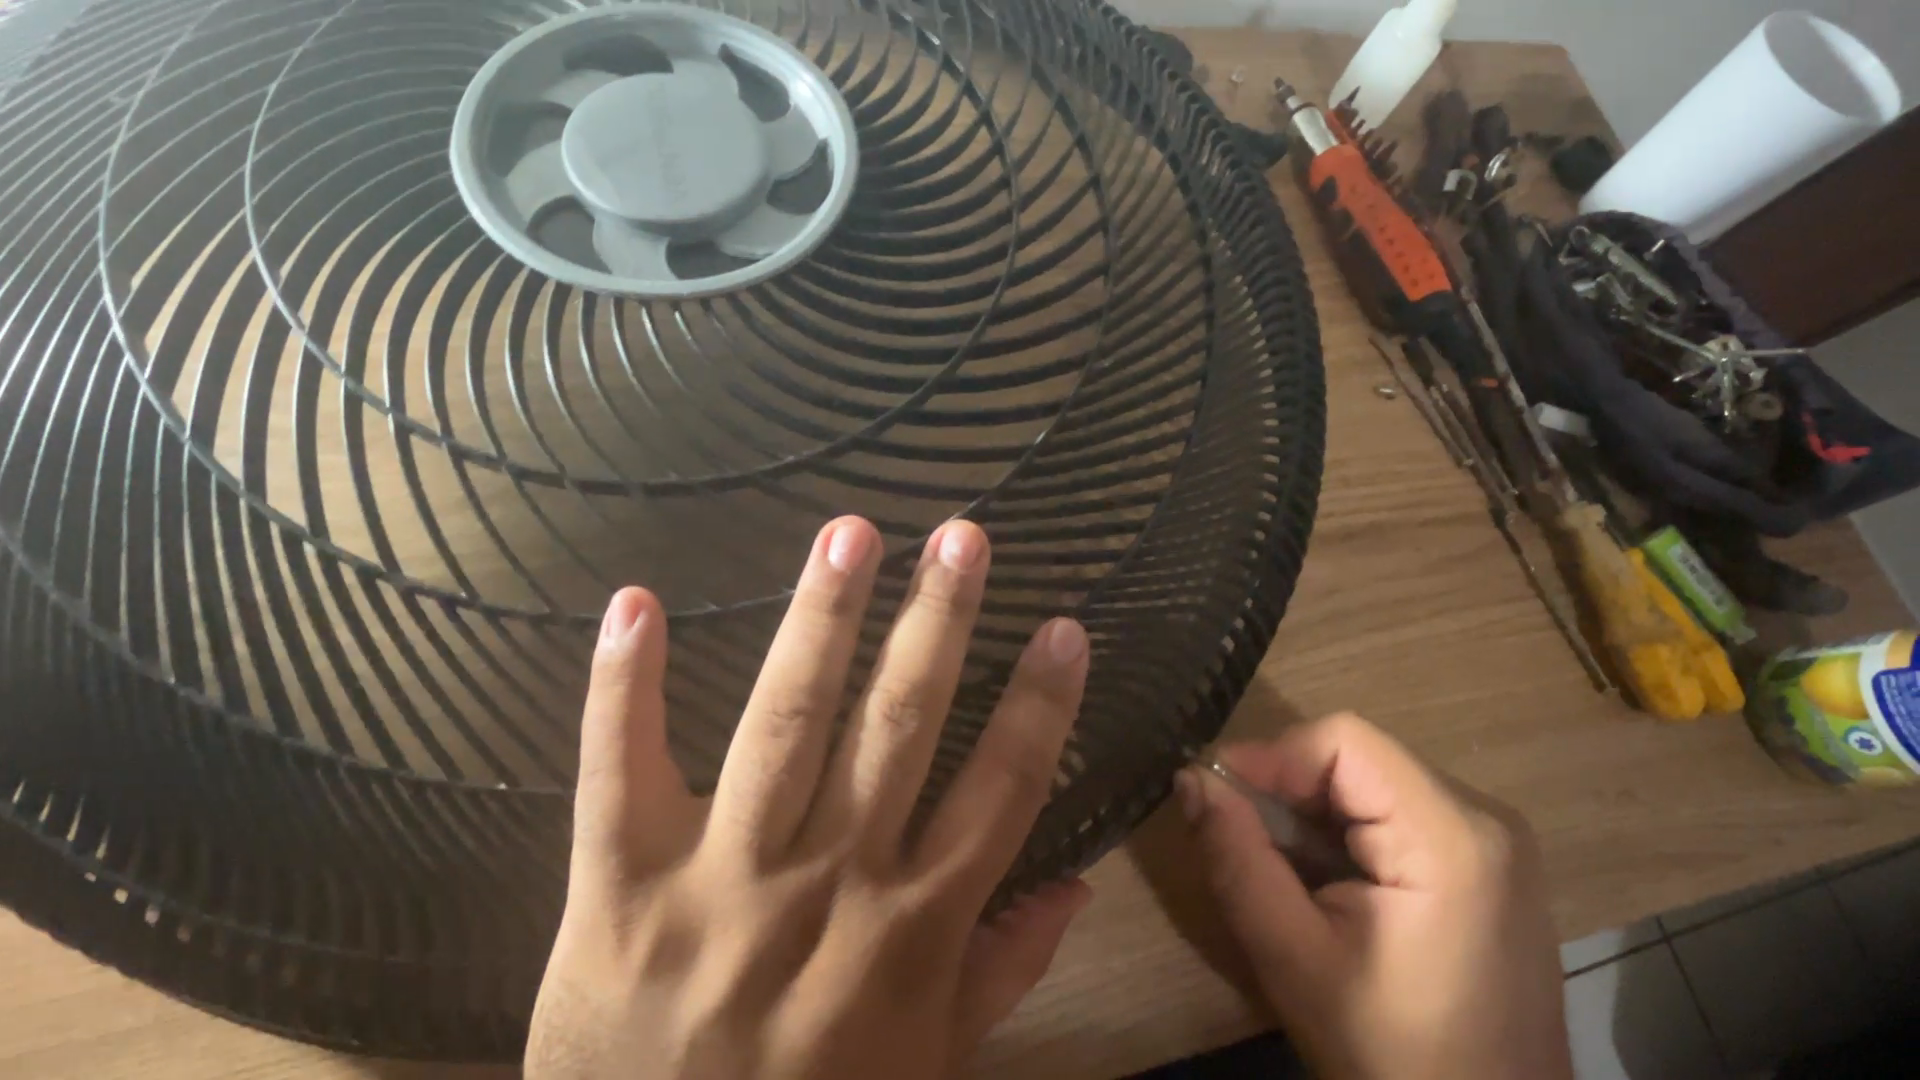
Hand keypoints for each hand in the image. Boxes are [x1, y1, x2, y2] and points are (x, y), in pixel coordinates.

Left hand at [527, 516, 1093, 1079]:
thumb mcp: (931, 1063)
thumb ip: (1004, 970)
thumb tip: (1078, 884)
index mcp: (910, 930)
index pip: (999, 790)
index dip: (1038, 705)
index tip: (1063, 625)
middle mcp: (827, 884)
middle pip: (896, 729)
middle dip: (936, 624)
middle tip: (961, 535)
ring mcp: (719, 880)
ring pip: (781, 726)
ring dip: (818, 621)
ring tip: (850, 535)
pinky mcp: (618, 888)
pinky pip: (618, 772)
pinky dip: (623, 687)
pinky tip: (636, 602)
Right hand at [1175, 714, 1572, 1079]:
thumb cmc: (1390, 1052)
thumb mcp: (1292, 956)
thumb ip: (1237, 858)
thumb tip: (1190, 778)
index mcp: (1450, 838)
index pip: (1344, 741)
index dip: (1271, 755)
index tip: (1215, 792)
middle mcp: (1485, 819)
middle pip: (1359, 759)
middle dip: (1287, 790)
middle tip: (1239, 837)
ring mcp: (1493, 842)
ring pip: (1372, 784)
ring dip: (1311, 813)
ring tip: (1279, 868)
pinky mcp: (1487, 865)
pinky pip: (1396, 814)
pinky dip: (1343, 833)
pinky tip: (1325, 884)